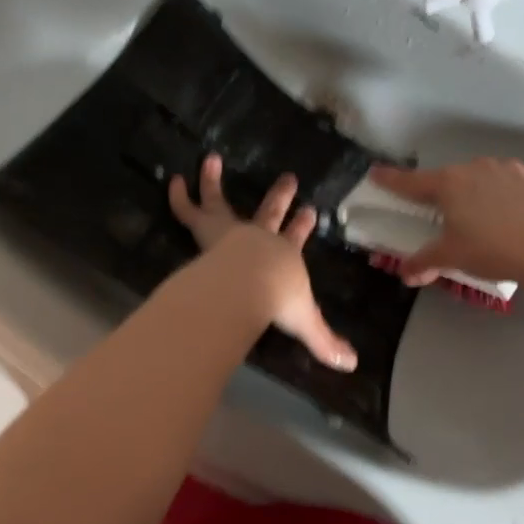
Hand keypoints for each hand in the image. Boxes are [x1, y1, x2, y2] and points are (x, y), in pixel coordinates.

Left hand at [169, 155, 356, 371]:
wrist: (250, 283)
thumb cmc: (279, 300)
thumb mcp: (306, 323)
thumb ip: (324, 342)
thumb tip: (351, 364)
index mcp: (285, 255)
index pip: (295, 239)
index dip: (302, 228)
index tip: (310, 212)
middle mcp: (260, 236)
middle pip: (270, 212)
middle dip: (280, 196)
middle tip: (288, 178)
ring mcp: (232, 230)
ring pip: (220, 201)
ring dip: (214, 180)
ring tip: (210, 159)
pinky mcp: (208, 230)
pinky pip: (189, 210)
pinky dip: (180, 196)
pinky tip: (173, 180)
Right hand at [369, 158, 523, 286]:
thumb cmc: (492, 250)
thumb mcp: (451, 257)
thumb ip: (423, 262)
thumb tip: (405, 274)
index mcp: (449, 183)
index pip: (411, 182)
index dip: (391, 180)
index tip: (376, 173)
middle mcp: (476, 168)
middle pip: (450, 180)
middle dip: (443, 195)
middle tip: (444, 218)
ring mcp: (508, 169)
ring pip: (482, 179)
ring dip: (477, 193)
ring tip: (484, 221)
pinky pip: (512, 185)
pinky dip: (507, 197)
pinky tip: (512, 217)